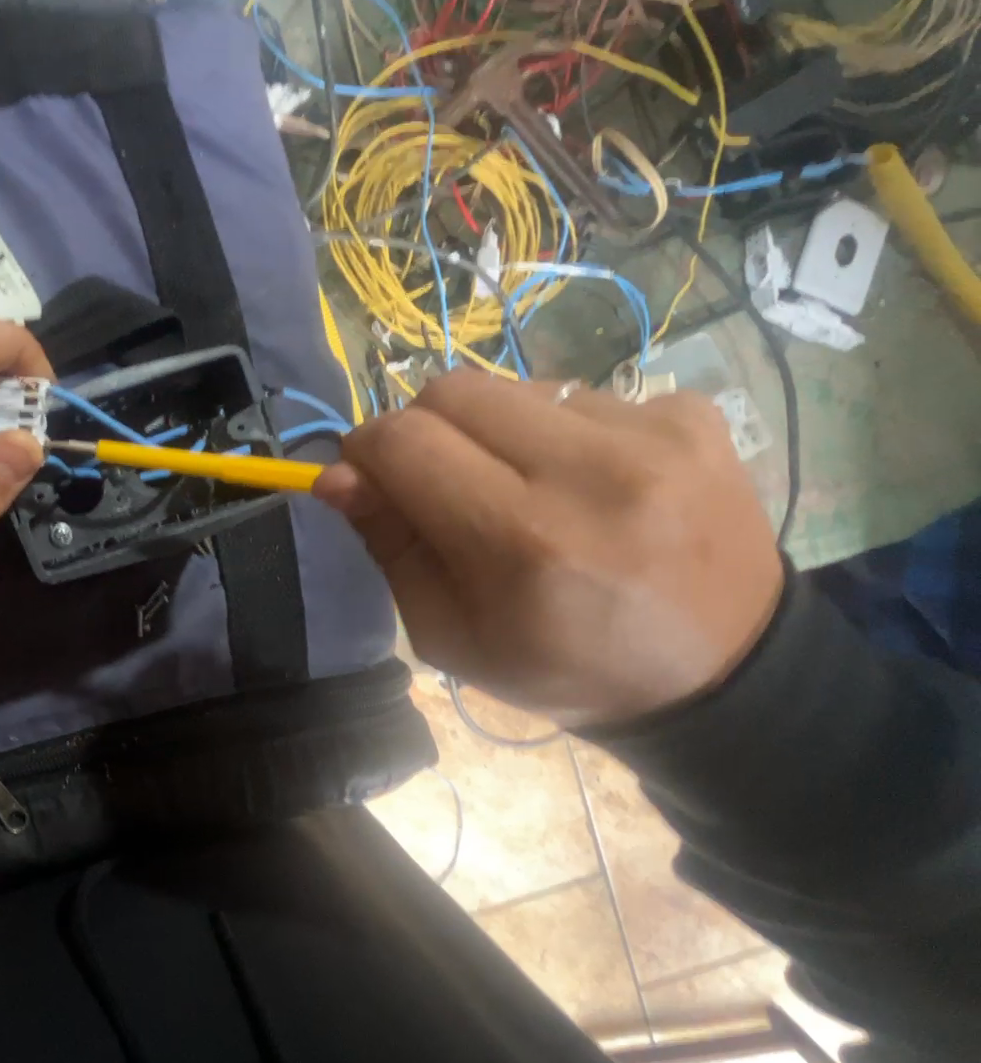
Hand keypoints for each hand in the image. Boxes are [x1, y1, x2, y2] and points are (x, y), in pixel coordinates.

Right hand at [313, 371, 783, 727]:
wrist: (727, 675)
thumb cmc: (564, 666)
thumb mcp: (449, 634)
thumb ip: (389, 546)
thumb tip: (336, 475)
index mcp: (524, 542)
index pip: (404, 440)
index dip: (365, 449)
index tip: (366, 476)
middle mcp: (592, 472)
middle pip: (450, 390)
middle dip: (420, 428)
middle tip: (437, 479)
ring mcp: (654, 434)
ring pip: (511, 387)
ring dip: (492, 430)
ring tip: (523, 486)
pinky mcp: (693, 416)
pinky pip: (579, 394)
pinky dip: (557, 432)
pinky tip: (585, 482)